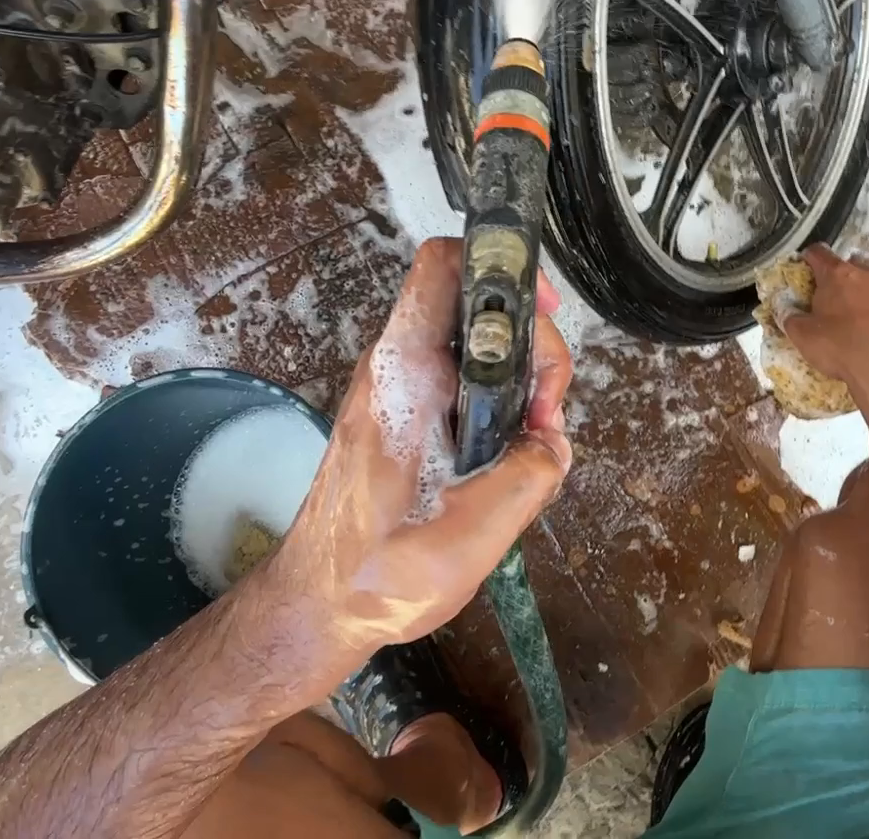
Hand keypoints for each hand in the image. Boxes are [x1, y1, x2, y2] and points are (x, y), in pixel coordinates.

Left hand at [266, 238, 573, 661]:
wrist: (317, 603)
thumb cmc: (378, 571)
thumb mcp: (471, 535)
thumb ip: (529, 474)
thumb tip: (551, 439)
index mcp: (405, 372)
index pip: (444, 267)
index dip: (503, 265)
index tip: (545, 312)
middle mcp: (398, 364)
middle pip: (478, 307)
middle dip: (532, 350)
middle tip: (547, 415)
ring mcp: (399, 388)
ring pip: (477, 347)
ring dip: (520, 382)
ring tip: (532, 444)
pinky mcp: (404, 414)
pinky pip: (465, 381)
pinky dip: (499, 404)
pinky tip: (507, 455)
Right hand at [778, 244, 868, 421]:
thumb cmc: (840, 347)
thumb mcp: (802, 336)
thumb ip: (790, 318)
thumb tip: (785, 310)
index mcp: (837, 275)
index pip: (818, 252)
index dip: (808, 258)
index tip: (804, 269)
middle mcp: (867, 275)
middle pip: (851, 263)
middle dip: (841, 275)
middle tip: (832, 297)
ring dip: (865, 292)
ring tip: (857, 317)